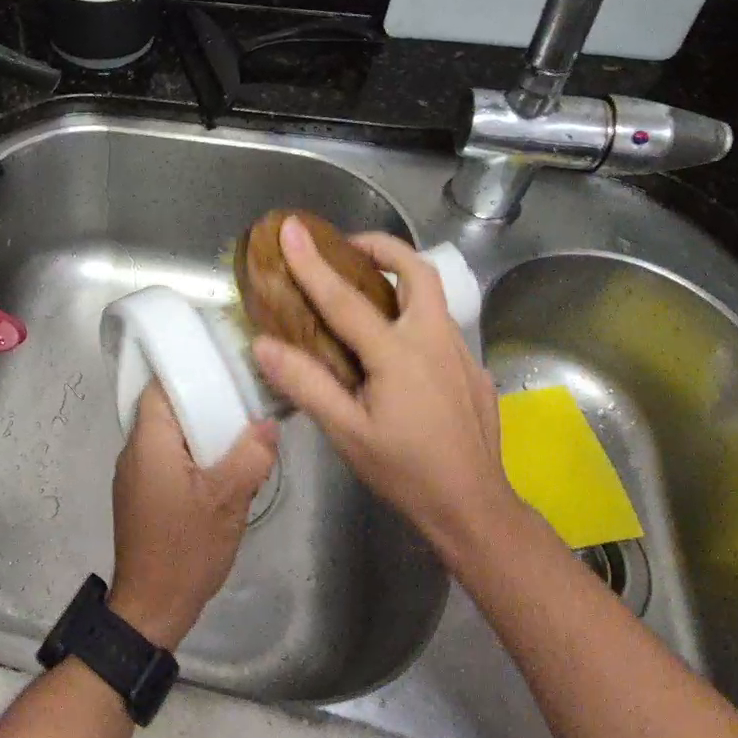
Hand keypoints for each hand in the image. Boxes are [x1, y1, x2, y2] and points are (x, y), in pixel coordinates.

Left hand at [107, 381, 278, 649]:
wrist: (153, 605)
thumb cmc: (186, 547)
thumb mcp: (228, 499)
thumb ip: (250, 456)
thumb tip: (266, 423)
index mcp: (148, 441)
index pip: (160, 387)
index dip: (190, 373)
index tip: (224, 367)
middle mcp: (134, 450)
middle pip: (167, 411)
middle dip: (204, 406)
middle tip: (244, 403)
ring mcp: (135, 475)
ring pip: (170, 439)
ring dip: (202, 436)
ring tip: (242, 436)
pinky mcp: (141, 495)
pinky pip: (168, 462)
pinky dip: (194, 459)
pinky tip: (224, 470)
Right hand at [249, 219, 520, 557]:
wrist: (475, 509)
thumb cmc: (405, 471)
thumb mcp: (347, 433)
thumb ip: (306, 384)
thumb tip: (263, 344)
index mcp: (399, 355)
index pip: (345, 299)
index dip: (312, 262)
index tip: (290, 229)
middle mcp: (435, 342)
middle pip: (416, 271)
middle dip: (381, 247)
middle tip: (346, 248)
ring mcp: (461, 355)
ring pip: (432, 297)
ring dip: (396, 280)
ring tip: (362, 292)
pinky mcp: (473, 371)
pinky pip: (439, 328)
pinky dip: (410, 316)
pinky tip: (392, 351)